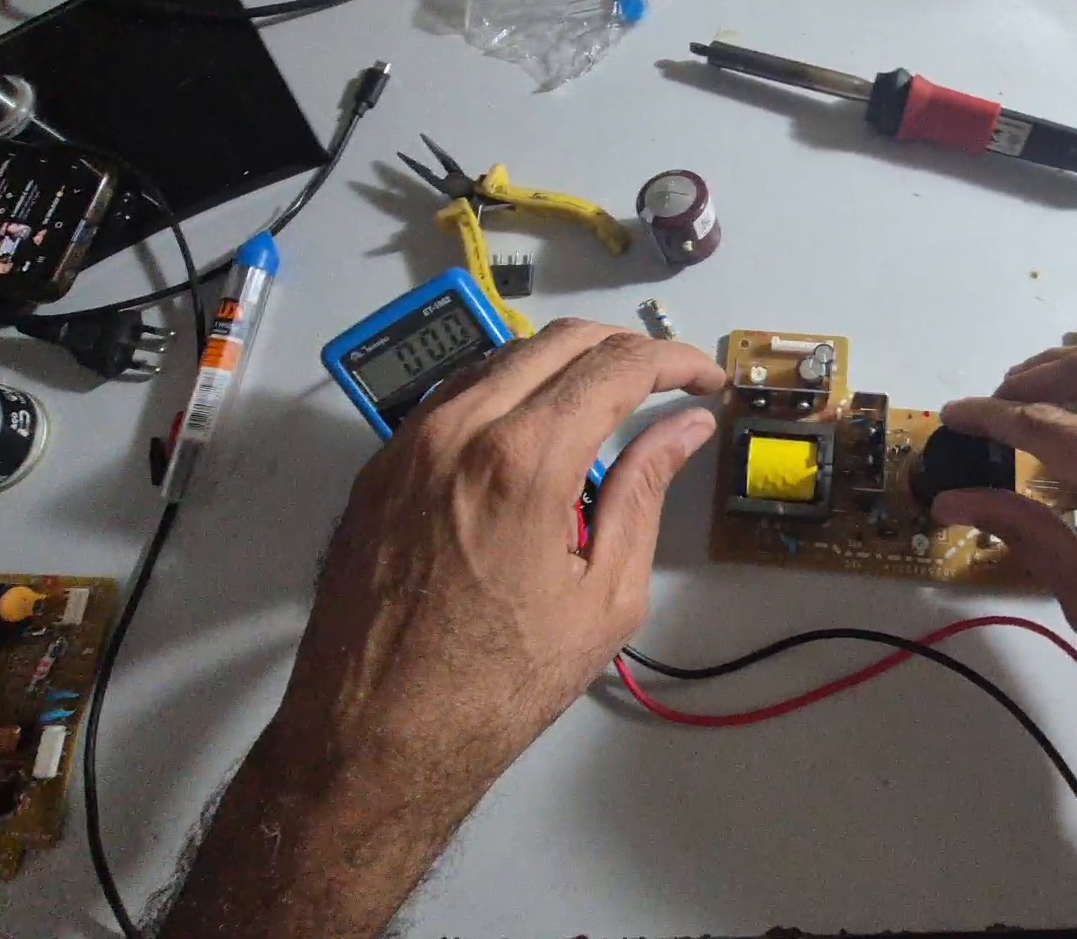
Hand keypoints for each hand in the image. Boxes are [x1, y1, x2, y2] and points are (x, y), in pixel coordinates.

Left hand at [279, 320, 726, 779]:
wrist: (371, 737)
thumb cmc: (502, 682)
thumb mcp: (605, 595)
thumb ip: (645, 491)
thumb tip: (684, 427)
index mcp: (525, 460)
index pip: (617, 367)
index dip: (676, 361)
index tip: (705, 379)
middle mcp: (461, 426)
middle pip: (563, 339)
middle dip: (628, 348)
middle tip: (665, 381)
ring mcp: (411, 437)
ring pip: (508, 354)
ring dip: (571, 362)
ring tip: (609, 402)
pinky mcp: (383, 459)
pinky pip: (462, 390)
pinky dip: (516, 387)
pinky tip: (539, 426)